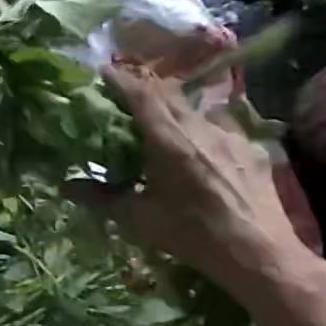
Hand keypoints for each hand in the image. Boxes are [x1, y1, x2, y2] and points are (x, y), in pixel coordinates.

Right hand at [77, 66, 325, 313]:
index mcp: (170, 140)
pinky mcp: (251, 148)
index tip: (104, 72)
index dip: (121, 80)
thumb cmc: (195, 236)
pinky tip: (205, 148)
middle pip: (170, 95)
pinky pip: (223, 126)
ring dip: (177, 110)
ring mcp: (231, 134)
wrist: (258, 253)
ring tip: (167, 124)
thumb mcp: (142, 221)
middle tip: (129, 98)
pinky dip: (205, 129)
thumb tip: (66, 186)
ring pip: (197, 109)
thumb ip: (103, 199)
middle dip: (147, 91)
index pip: (141, 95)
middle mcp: (201, 127)